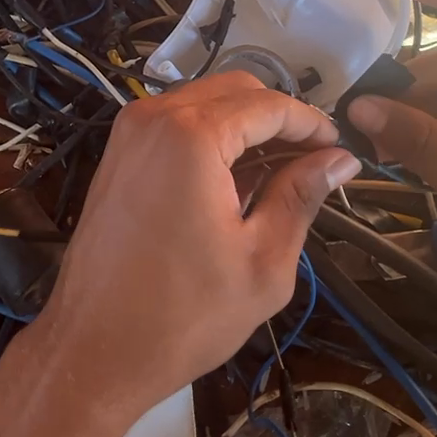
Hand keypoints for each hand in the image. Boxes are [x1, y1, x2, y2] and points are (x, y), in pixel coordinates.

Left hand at [0, 72, 359, 436]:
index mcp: (191, 134)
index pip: (267, 105)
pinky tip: (235, 177)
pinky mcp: (119, 150)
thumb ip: (301, 195)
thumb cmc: (184, 313)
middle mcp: (155, 115)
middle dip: (278, 117)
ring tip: (280, 172)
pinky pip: (176, 121)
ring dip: (245, 124)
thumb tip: (341, 158)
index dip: (311, 122)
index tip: (341, 149)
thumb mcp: (262, 260)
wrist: (95, 346)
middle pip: (234, 90)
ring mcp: (130, 130)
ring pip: (204, 100)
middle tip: (313, 160)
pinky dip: (211, 135)